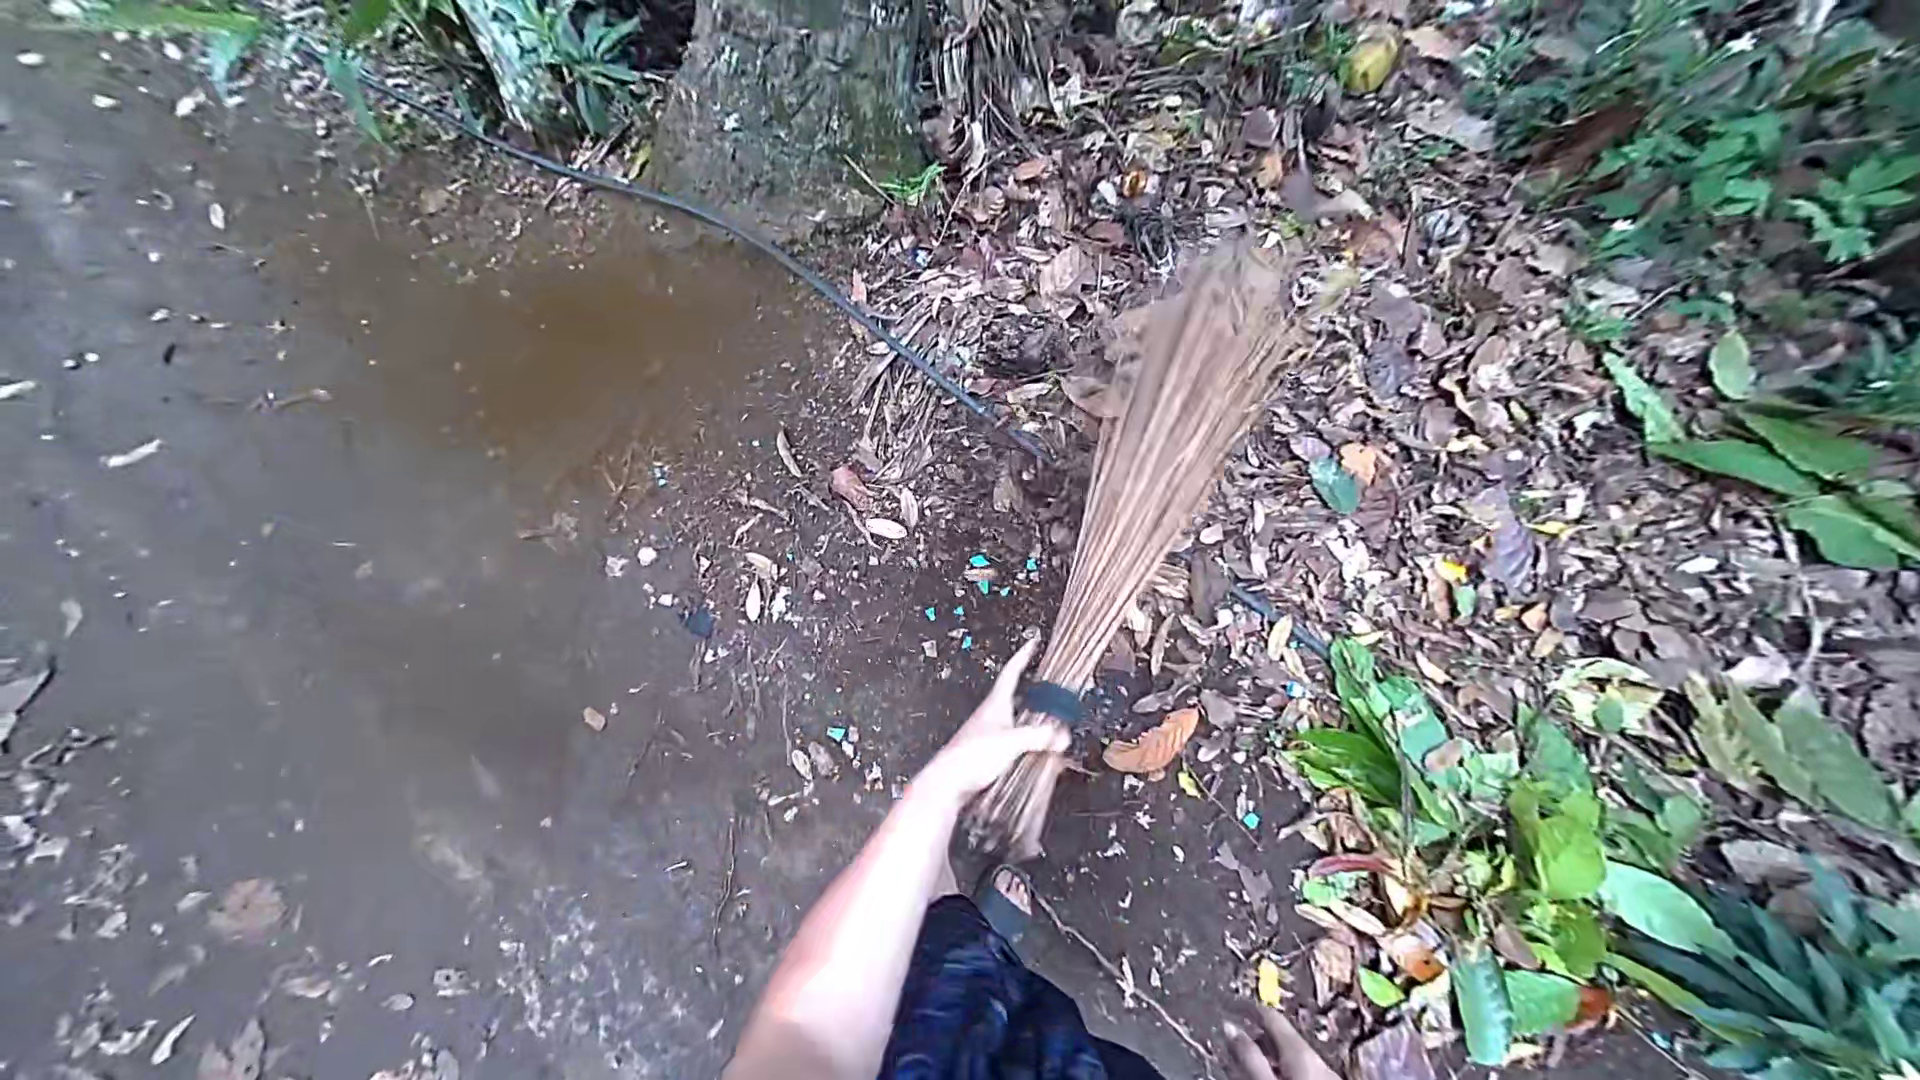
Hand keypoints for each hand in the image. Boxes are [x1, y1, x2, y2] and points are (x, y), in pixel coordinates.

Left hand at [913, 638, 1068, 805]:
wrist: (947, 781)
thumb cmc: (968, 756)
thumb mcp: (1011, 741)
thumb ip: (1038, 737)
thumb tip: (1060, 734)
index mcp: (996, 703)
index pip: (1012, 672)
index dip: (1023, 656)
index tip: (1032, 643)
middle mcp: (992, 715)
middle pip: (1016, 695)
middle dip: (1034, 690)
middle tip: (1050, 688)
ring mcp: (990, 733)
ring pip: (1016, 719)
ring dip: (1033, 719)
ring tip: (1050, 722)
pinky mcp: (989, 752)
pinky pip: (1014, 740)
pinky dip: (1028, 741)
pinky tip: (1036, 751)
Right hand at [1223, 1008, 1341, 1079]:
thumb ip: (1248, 1058)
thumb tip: (1230, 1027)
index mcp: (1302, 1054)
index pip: (1270, 1016)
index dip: (1248, 1010)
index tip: (1230, 1010)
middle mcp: (1322, 1064)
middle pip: (1284, 1041)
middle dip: (1259, 1042)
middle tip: (1235, 1050)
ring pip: (1295, 1064)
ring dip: (1273, 1065)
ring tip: (1252, 1073)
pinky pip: (1306, 1078)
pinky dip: (1287, 1078)